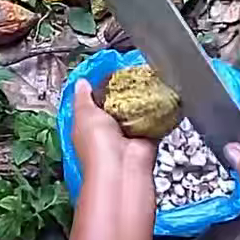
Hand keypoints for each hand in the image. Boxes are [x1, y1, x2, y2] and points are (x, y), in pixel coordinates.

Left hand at [69, 79, 156, 223]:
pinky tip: (158, 97)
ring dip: (140, 101)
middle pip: (116, 105)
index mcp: (87, 124)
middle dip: (123, 93)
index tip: (109, 74)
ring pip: (135, 111)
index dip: (100, 88)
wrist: (122, 166)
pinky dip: (156, 111)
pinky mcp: (146, 136)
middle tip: (130, 75)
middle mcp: (108, 130)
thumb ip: (83, 96)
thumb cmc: (97, 144)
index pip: (93, 102)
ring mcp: (127, 133)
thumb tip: (80, 82)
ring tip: (145, 81)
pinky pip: (153, 120)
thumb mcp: (83, 112)